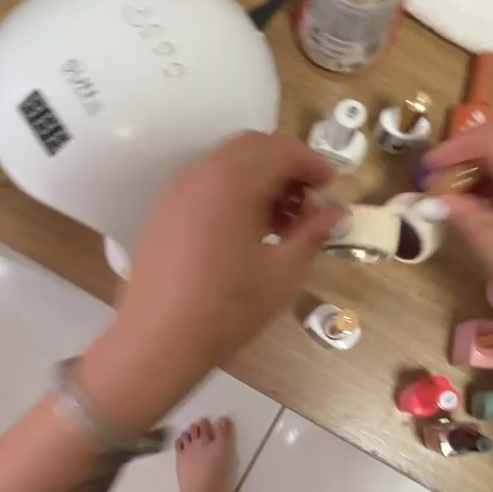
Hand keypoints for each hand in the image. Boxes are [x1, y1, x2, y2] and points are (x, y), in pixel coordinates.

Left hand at [78, 132, 342, 428]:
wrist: (157, 342)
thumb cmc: (226, 309)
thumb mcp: (281, 274)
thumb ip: (311, 234)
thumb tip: (335, 213)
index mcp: (232, 180)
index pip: (281, 149)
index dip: (312, 163)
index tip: (330, 189)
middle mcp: (200, 174)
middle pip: (251, 149)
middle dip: (285, 168)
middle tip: (306, 205)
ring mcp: (175, 193)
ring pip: (225, 166)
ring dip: (258, 181)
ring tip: (278, 225)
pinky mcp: (161, 214)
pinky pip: (204, 188)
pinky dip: (231, 195)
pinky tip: (244, 235)